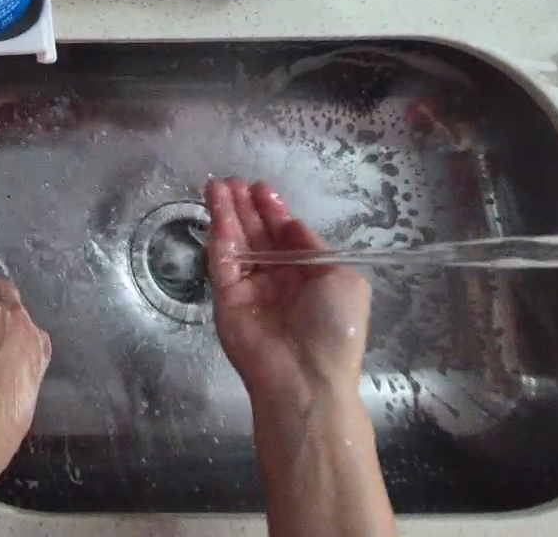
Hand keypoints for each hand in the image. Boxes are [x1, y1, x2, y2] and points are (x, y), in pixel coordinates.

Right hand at [205, 178, 371, 413]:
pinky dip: (218, 231)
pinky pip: (221, 257)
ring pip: (236, 240)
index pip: (285, 234)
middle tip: (233, 180)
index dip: (273, 210)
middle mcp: (277, 277)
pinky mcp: (225, 294)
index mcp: (307, 275)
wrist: (305, 377)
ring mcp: (249, 285)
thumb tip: (289, 224)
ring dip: (227, 211)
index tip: (261, 188)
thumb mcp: (343, 280)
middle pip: (256, 232)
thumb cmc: (334, 327)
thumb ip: (313, 247)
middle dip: (246, 205)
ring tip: (218, 184)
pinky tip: (214, 208)